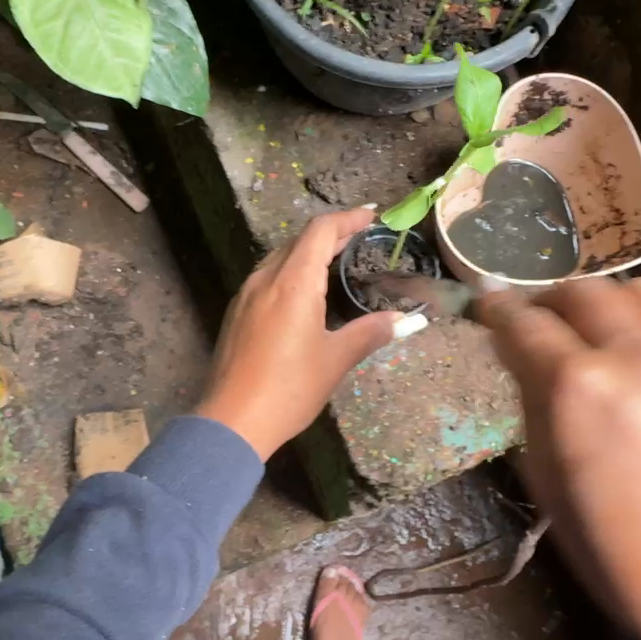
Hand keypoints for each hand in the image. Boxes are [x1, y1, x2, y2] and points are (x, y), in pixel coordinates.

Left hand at [196, 209, 402, 460]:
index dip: (347, 219)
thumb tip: (408, 320)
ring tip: (333, 261)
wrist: (232, 422)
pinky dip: (289, 273)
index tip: (372, 217)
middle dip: (329, 234)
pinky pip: (265, 279)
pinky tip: (302, 293)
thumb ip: (370, 333)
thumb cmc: (289, 389)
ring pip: (278, 259)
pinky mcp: (235, 316)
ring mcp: (244, 297)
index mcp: (293, 283)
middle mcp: (265, 280)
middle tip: (359, 238)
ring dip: (306, 253)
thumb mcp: (335, 360)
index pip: (320, 232)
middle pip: (298, 241)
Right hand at [477, 277, 640, 639]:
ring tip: (600, 328)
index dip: (499, 310)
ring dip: (612, 301)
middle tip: (540, 319)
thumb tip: (525, 359)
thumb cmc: (611, 548)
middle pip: (587, 291)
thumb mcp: (544, 476)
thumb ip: (533, 403)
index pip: (527, 323)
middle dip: (552, 299)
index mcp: (580, 387)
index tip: (488, 306)